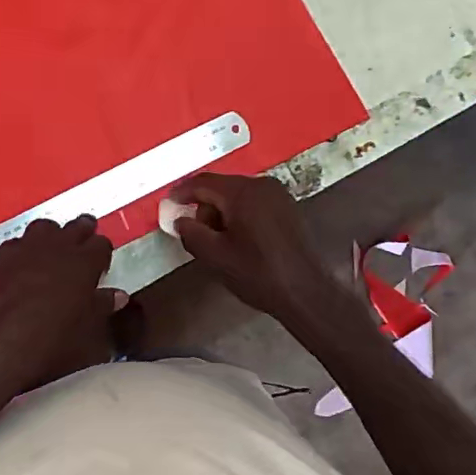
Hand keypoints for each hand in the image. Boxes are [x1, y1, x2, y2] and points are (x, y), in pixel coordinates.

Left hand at [0, 215, 122, 421]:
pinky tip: (22, 266)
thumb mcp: (85, 333)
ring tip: (54, 252)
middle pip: (76, 227)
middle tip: (84, 248)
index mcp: (82, 263)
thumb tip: (116, 296)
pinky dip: (24, 250)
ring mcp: (23, 249)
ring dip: (53, 236)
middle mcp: (54, 247)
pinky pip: (16, 243)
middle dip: (83, 234)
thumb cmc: (47, 345)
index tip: (101, 267)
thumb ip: (102, 308)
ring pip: (44, 227)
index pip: (101, 244)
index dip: (103, 254)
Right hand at [171, 173, 345, 323]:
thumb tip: (180, 219)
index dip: (182, 193)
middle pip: (221, 187)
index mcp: (241, 193)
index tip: (169, 205)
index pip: (202, 182)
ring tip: (218, 240)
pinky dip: (240, 214)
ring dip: (222, 211)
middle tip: (195, 232)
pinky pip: (254, 202)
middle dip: (204, 206)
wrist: (306, 291)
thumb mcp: (216, 256)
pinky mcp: (288, 207)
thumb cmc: (258, 273)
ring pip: (238, 195)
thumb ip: (191, 232)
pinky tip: (239, 239)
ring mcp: (278, 195)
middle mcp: (261, 185)